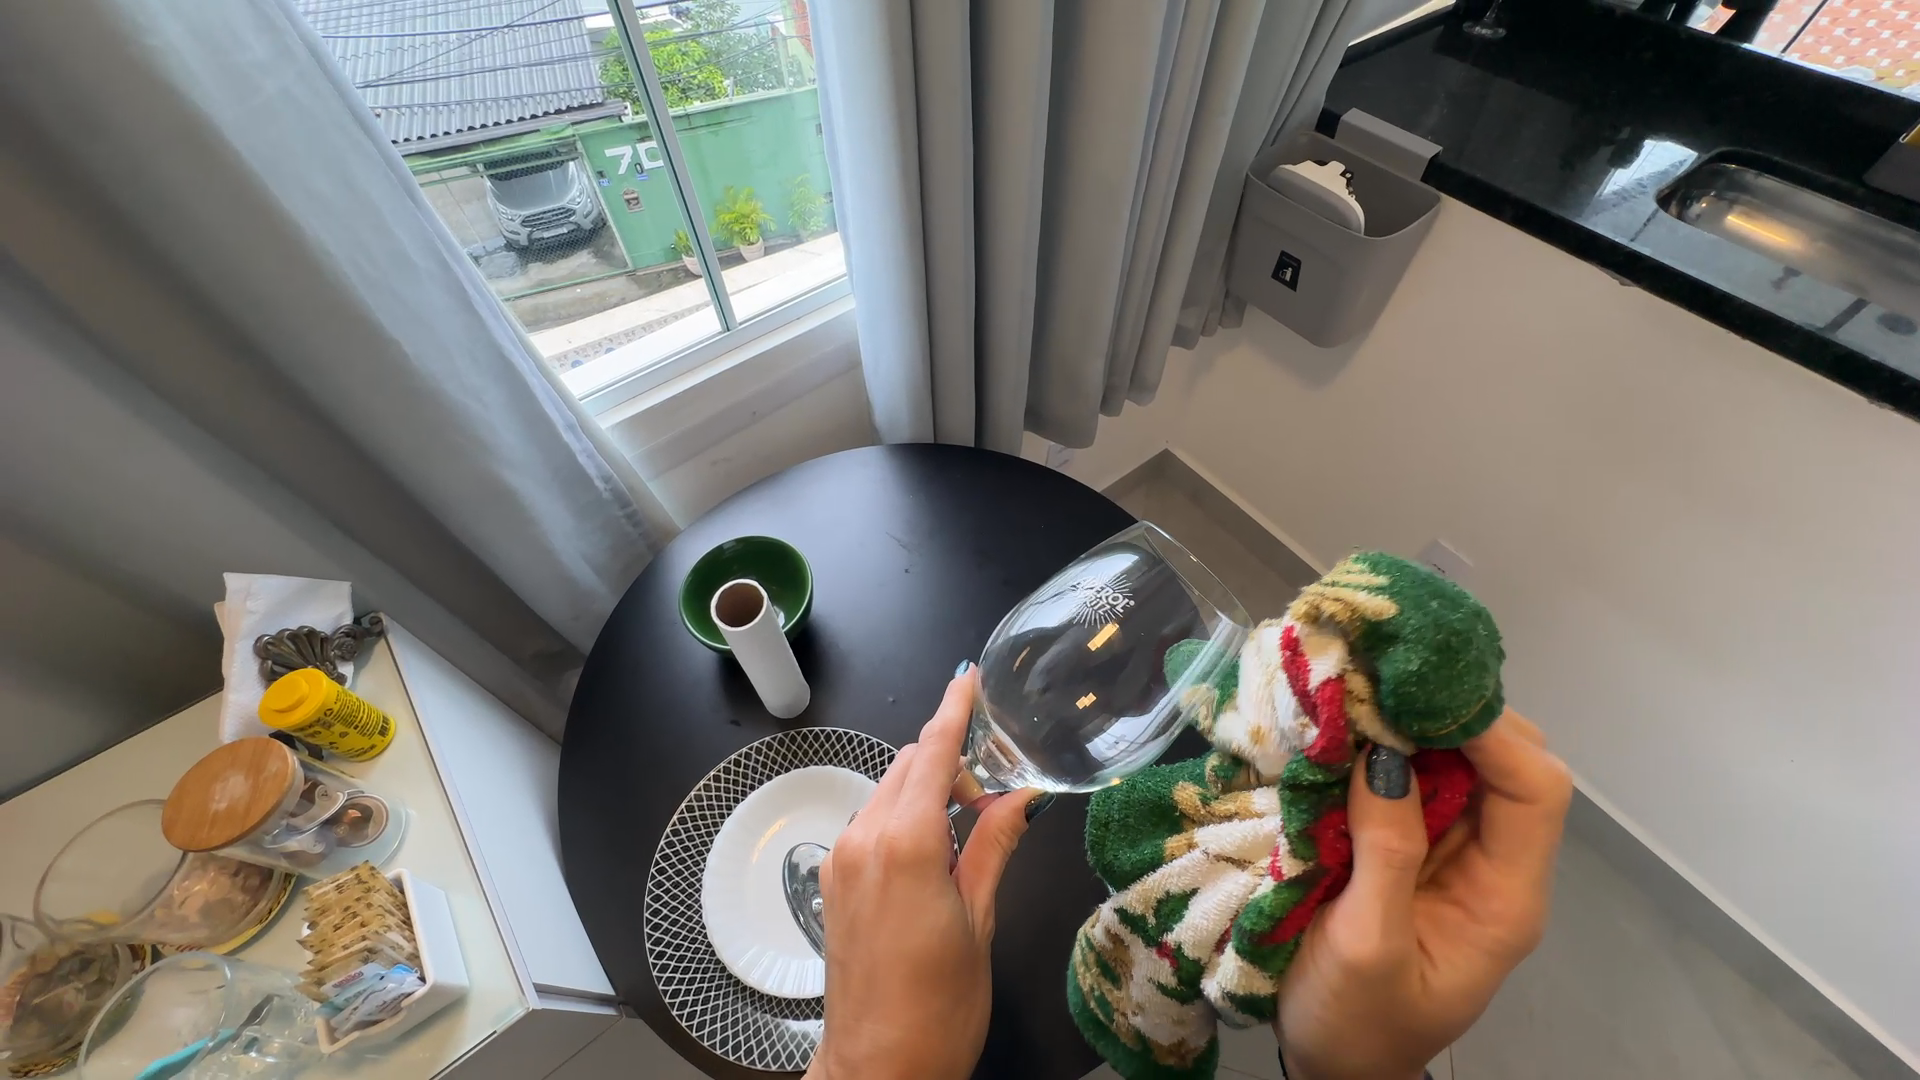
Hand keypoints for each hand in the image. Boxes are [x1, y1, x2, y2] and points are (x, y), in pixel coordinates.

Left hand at [804, 671, 1044, 1079]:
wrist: (876, 1070)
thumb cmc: (940, 1004)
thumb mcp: (980, 920)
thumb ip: (994, 844)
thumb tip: (1020, 796)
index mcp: (906, 842)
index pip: (932, 752)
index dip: (953, 711)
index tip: (967, 679)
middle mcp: (864, 836)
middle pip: (908, 764)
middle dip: (948, 760)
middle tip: (989, 792)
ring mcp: (843, 856)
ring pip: (888, 789)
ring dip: (925, 789)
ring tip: (965, 829)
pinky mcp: (834, 876)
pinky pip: (872, 820)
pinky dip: (904, 815)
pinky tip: (931, 850)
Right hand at [1275, 709, 1572, 1079]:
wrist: (1333, 1066)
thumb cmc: (1354, 1022)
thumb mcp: (1366, 947)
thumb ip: (1385, 854)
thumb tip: (1386, 756)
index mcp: (1503, 898)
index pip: (1534, 790)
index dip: (1488, 730)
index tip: (1414, 689)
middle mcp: (1487, 864)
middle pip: (1507, 763)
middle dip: (1451, 711)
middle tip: (1379, 677)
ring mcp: (1446, 853)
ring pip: (1458, 763)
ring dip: (1413, 721)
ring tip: (1358, 688)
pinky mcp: (1403, 846)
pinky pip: (1409, 780)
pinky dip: (1381, 745)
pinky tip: (1344, 726)